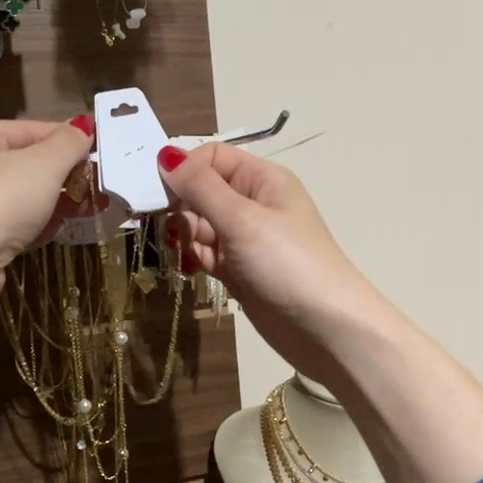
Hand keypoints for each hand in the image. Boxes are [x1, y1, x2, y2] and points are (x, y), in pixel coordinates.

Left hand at [0, 117, 94, 329]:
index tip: (99, 149)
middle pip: (25, 164)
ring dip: (54, 202)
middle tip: (98, 182)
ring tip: (90, 206)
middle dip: (63, 175)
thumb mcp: (43, 164)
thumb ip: (68, 144)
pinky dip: (37, 226)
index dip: (66, 139)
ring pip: (22, 198)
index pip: (29, 130)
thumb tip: (85, 126)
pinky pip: (14, 226)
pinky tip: (58, 230)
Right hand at [158, 143, 388, 388]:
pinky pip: (204, 253)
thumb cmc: (287, 264)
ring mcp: (244, 239)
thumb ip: (200, 186)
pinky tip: (192, 270)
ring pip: (198, 224)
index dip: (183, 169)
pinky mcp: (238, 269)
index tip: (157, 191)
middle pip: (200, 190)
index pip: (211, 157)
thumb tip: (164, 153)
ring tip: (189, 256)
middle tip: (174, 232)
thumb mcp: (242, 219)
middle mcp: (253, 203)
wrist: (326, 330)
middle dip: (180, 208)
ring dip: (184, 237)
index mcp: (262, 180)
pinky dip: (193, 258)